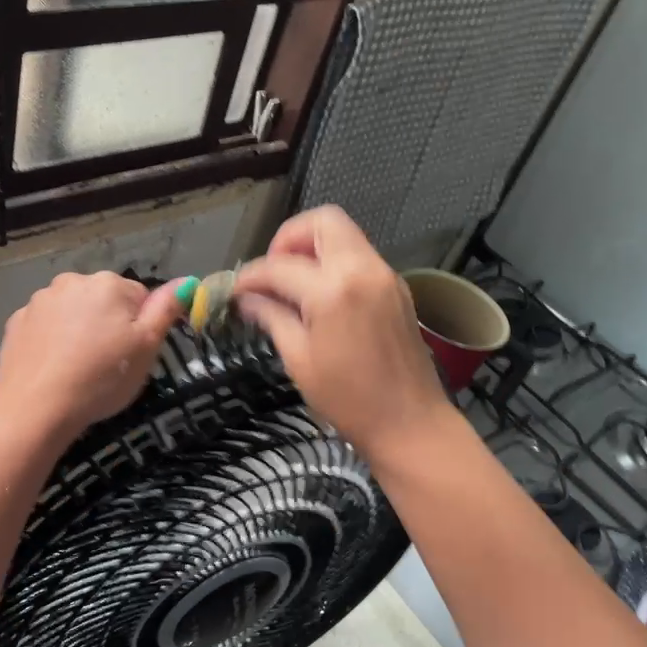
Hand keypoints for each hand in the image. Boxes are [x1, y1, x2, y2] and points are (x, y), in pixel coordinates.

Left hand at [0, 273, 183, 441]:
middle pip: (102, 300)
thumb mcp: (146, 348)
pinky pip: (44, 325)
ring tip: (77, 367)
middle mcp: (72, 281)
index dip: (139, 327)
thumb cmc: (101, 378)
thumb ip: (165, 310)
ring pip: (71, 310)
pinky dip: (51, 339)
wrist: (36, 406)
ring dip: (77, 328)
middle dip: (107, 323)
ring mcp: (40, 300)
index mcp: (109, 284)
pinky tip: (53, 367)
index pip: (138, 296)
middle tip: (106, 363)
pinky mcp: (16, 321)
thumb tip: (186, 281)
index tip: (131, 354)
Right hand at [234, 206, 451, 453]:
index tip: (235, 290)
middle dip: (289, 238)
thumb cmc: (348, 399)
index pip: (280, 266)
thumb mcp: (299, 358)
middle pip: (322, 221)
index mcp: (333, 290)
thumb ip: (272, 317)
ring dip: (312, 248)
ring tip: (292, 284)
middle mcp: (362, 269)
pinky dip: (333, 262)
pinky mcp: (395, 287)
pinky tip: (318, 297)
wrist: (411, 424)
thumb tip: (246, 299)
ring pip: (343, 235)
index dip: (251, 276)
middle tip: (272, 271)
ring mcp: (384, 275)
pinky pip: (358, 256)